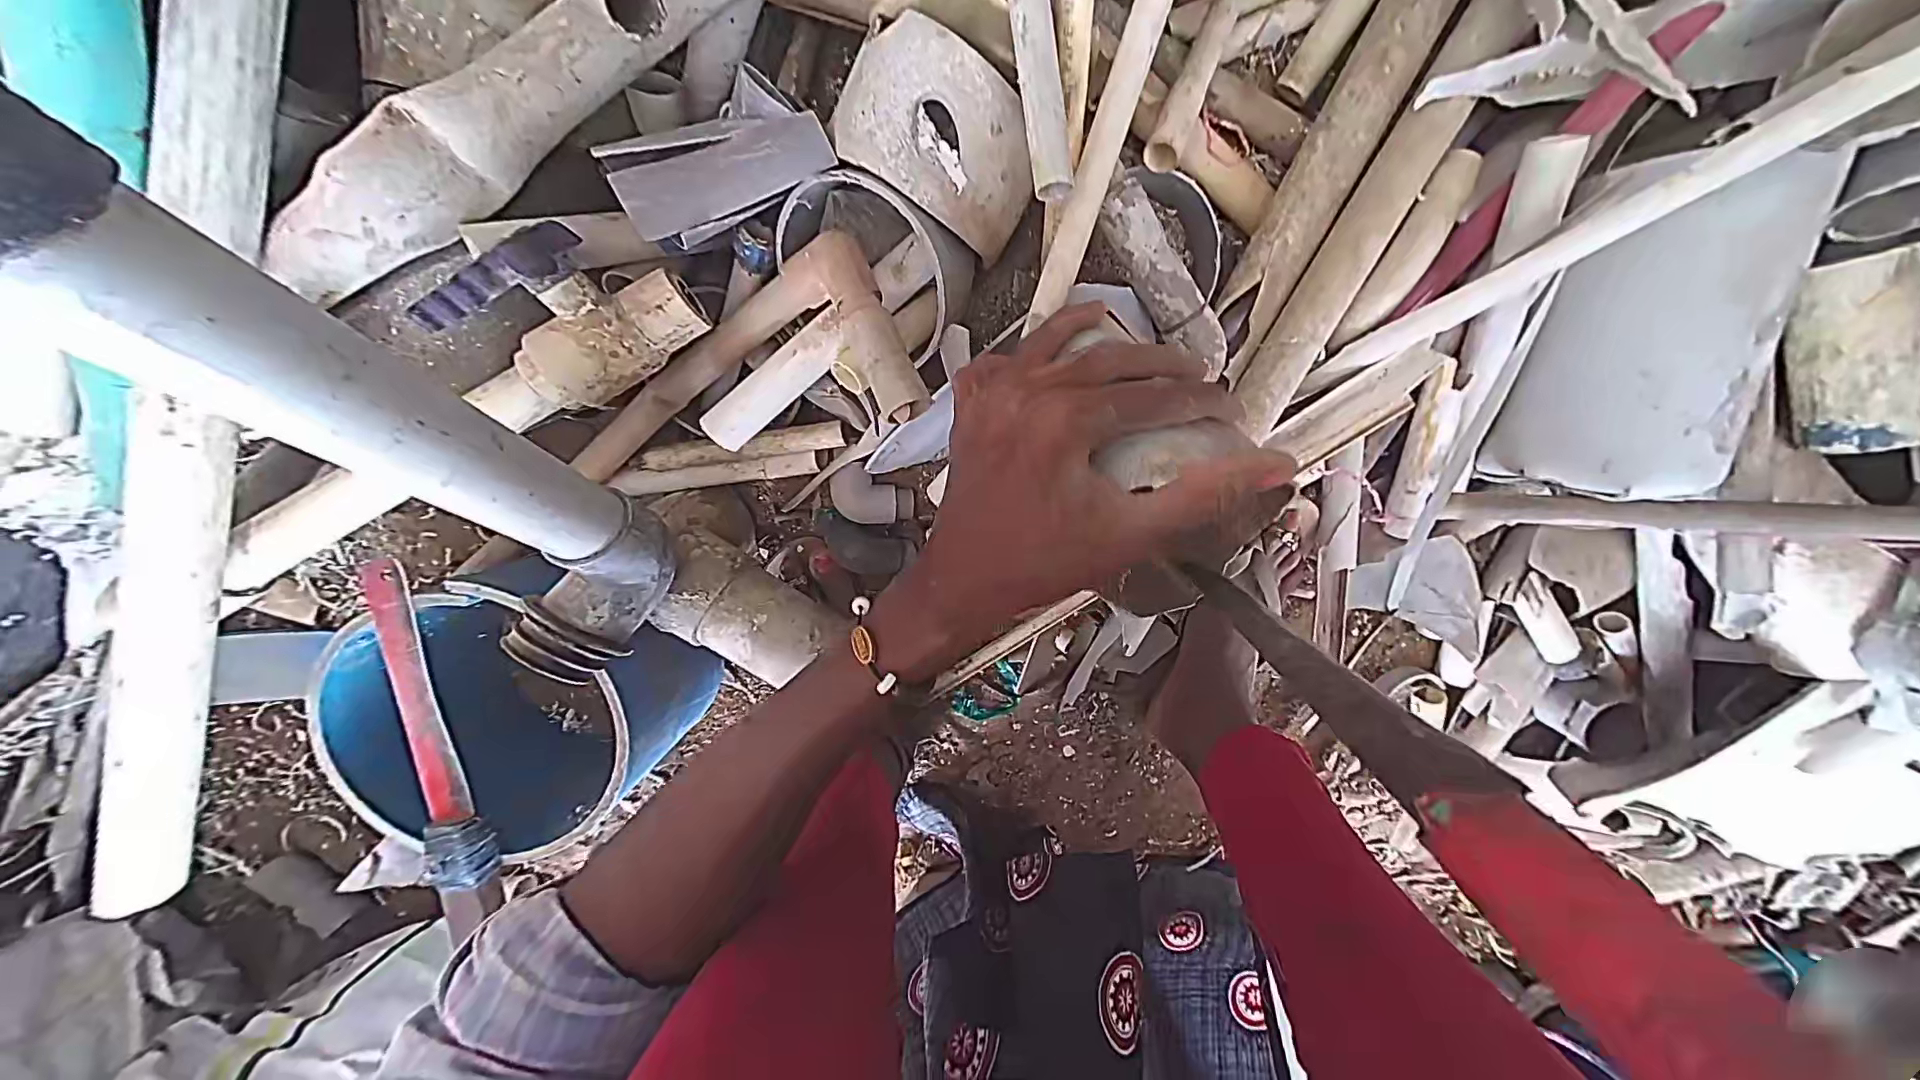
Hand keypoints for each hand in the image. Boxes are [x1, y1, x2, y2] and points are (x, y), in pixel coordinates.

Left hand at [868, 304, 1295, 678]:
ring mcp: (992, 395)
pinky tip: (1051, 357)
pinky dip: (1031, 352)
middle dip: (1162, 364)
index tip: (1226, 406)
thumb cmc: (1041, 564)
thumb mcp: (1131, 535)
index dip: (1200, 399)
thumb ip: (1203, 496)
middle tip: (1196, 374)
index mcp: (1065, 420)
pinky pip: (1003, 359)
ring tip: (1136, 343)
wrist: (965, 578)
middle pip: (1110, 358)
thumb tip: (1272, 467)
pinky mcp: (970, 406)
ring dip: (1101, 338)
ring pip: (1056, 342)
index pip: (1153, 396)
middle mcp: (1025, 393)